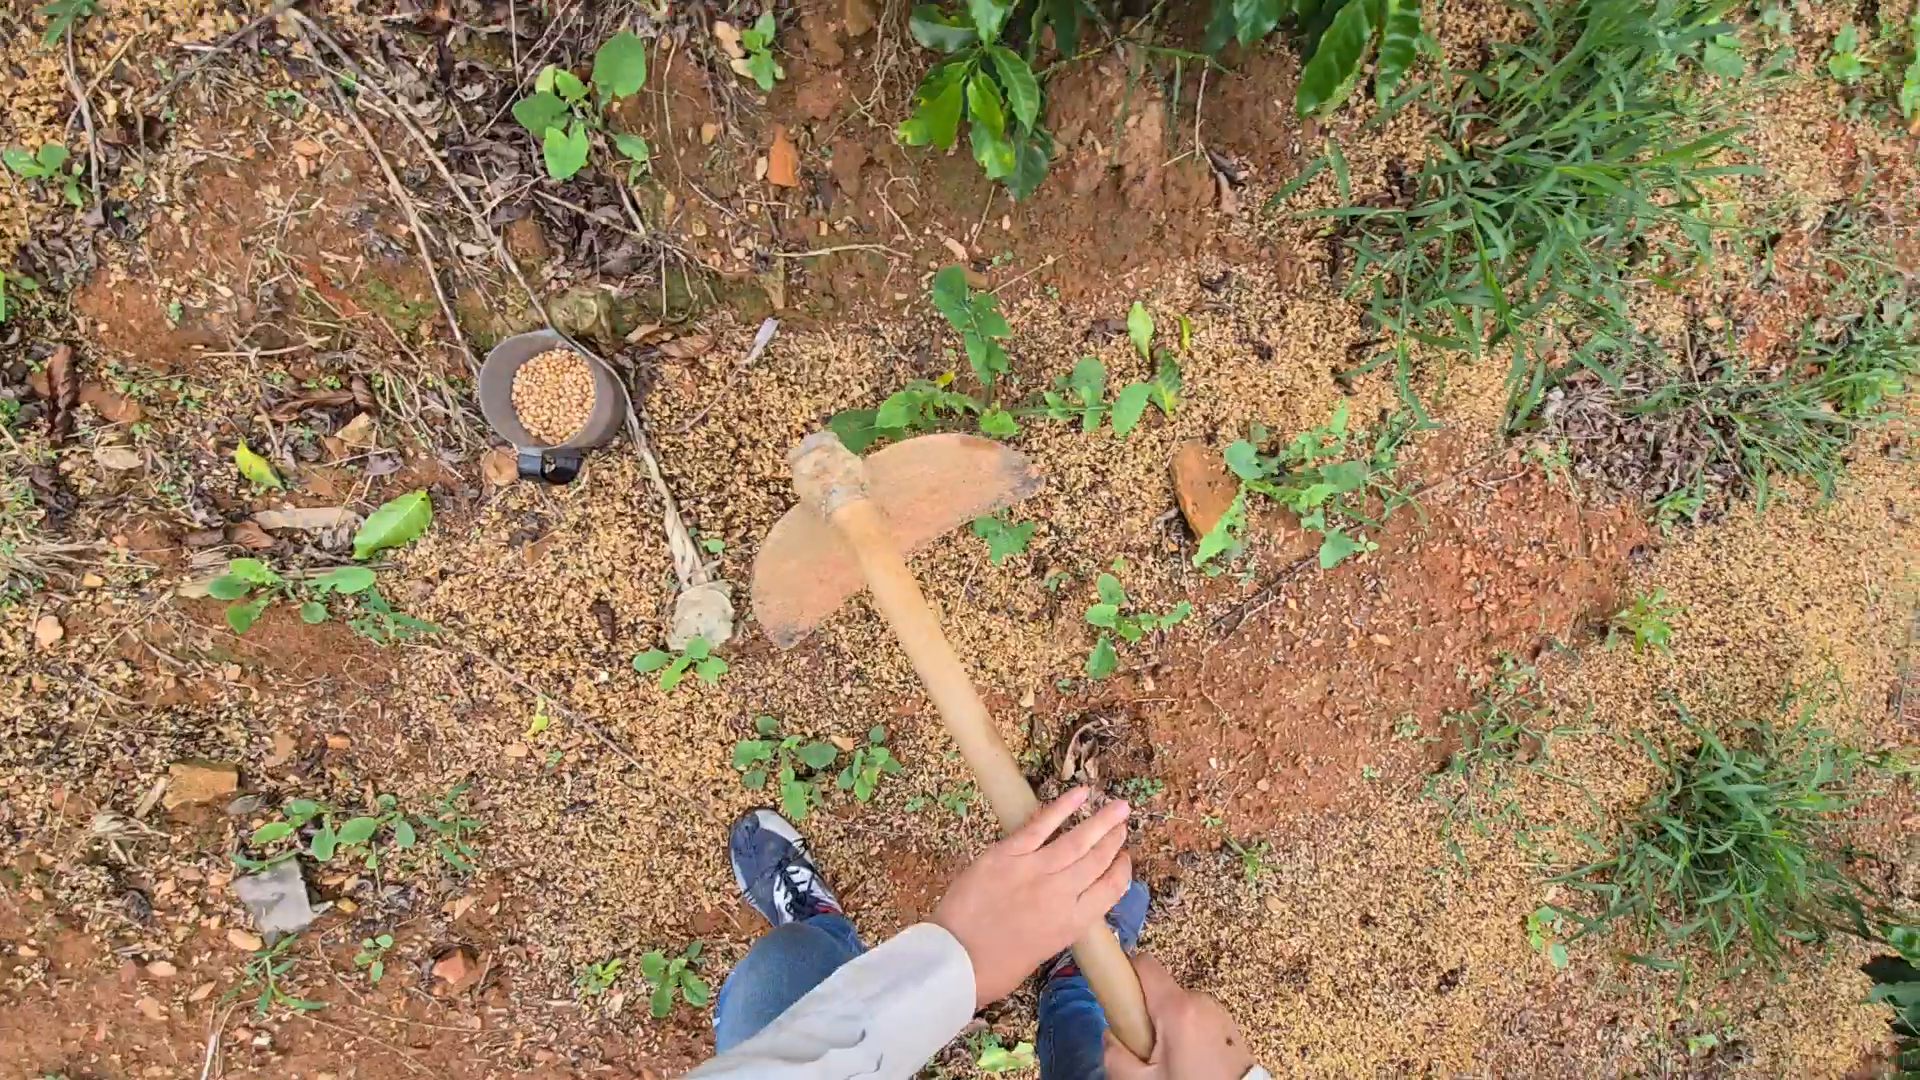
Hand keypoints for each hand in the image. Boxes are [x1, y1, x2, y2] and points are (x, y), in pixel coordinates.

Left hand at [931, 787, 1132, 1008]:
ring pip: (1077, 840)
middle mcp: (1061, 894)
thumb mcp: (1043, 952)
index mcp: (1072, 923)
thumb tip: (1070, 900)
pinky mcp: (1009, 853)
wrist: (956, 958)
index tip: (1125, 857)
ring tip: (1118, 806)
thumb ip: (1061, 922)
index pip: (1111, 890)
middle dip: (1114, 839)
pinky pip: (1041, 825)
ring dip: (1100, 821)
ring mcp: (1035, 870)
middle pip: (1097, 860)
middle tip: (1124, 822)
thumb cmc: (996, 966)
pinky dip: (1063, 807)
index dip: (1122, 870)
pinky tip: (1080, 794)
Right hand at [1104, 955, 1255, 1079]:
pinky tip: (1194, 1063)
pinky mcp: (1231, 1026)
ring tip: (1174, 1061)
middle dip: (1148, 1015)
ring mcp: (1219, 1011)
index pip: (1144, 964)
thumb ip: (1116, 1056)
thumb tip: (1111, 1035)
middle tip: (1148, 1050)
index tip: (1119, 1001)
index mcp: (1178, 1007)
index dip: (1126, 974)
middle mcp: (1200, 999)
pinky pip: (1198, 1019)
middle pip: (1160, 992)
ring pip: (1179, 1007)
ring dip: (1170, 1026)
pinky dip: (1190, 1034)